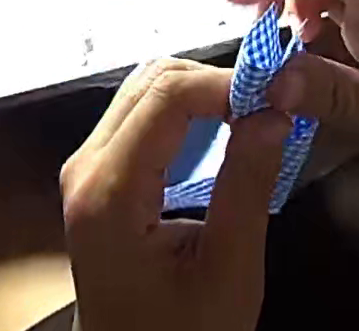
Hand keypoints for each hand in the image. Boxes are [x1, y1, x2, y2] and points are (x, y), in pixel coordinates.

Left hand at [61, 58, 291, 330]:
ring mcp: (85, 161)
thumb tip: (272, 115)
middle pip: (149, 82)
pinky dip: (182, 108)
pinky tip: (217, 127)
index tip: (272, 94)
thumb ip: (247, 188)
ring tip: (247, 112)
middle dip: (210, 81)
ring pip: (143, 88)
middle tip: (265, 102)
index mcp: (109, 190)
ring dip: (197, 90)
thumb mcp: (227, 277)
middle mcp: (86, 163)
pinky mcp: (96, 166)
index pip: (165, 97)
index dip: (221, 84)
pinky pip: (139, 111)